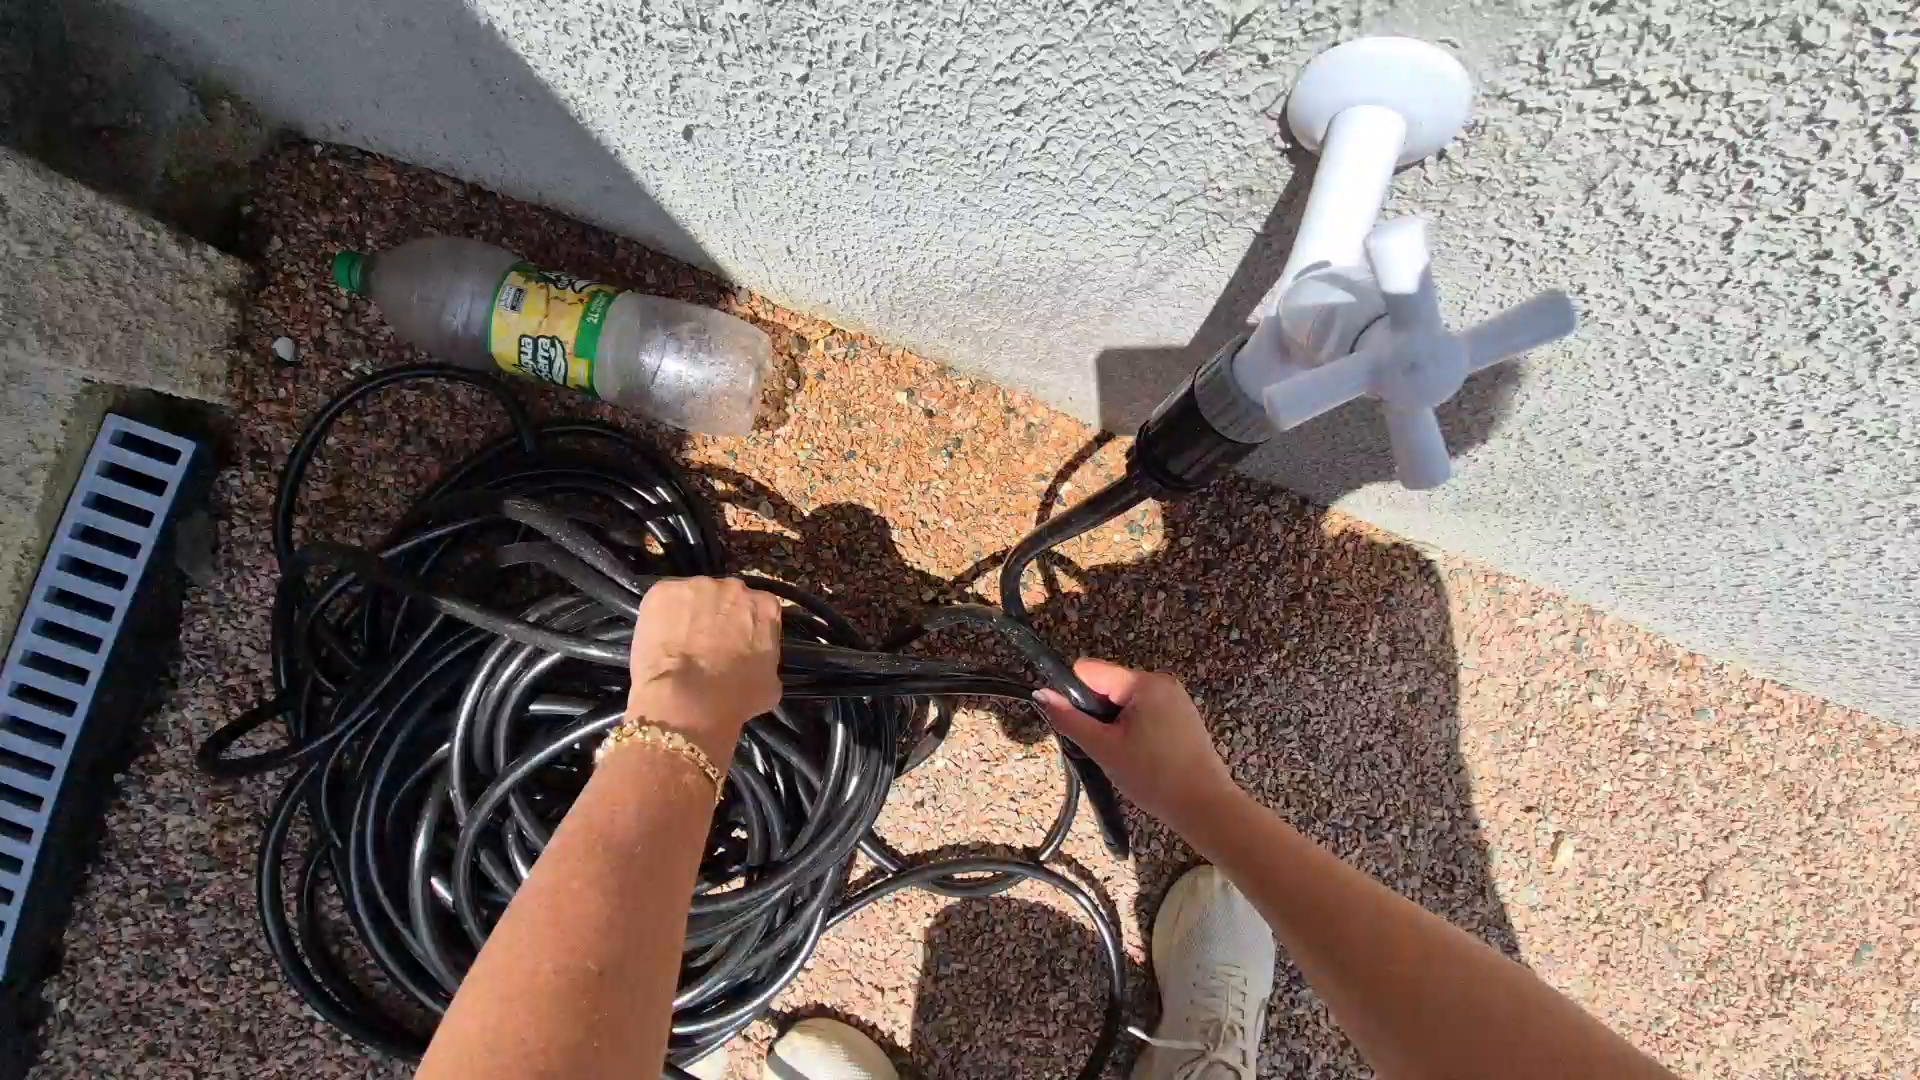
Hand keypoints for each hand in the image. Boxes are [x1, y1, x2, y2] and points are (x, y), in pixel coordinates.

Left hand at [627, 577, 782, 763]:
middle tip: (706, 644)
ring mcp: (697, 586)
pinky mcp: (662, 591)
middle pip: (726, 597)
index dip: (744, 627)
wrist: (687, 701)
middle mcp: (735, 587)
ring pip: (693, 597)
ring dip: (689, 615)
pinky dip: (661, 616)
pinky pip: (663, 600)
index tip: (736, 644)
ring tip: (679, 644)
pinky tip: (659, 641)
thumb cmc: (735, 698)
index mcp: (765, 606)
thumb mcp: (770, 684)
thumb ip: (765, 659)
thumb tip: (754, 661)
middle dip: (718, 616)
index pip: (758, 610)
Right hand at [1033, 660, 1239, 836]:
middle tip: (1104, 747)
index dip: (1075, 696)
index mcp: (1143, 682)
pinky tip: (1140, 756)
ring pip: (1124, 701)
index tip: (1081, 727)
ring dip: (1114, 724)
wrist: (1206, 808)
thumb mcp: (1103, 748)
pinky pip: (1144, 711)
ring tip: (1122, 755)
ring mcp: (1175, 698)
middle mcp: (1161, 681)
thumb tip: (1040, 694)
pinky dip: (1133, 729)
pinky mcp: (1182, 716)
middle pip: (1108, 685)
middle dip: (1097, 713)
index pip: (1089, 670)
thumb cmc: (1153, 777)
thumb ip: (1069, 719)